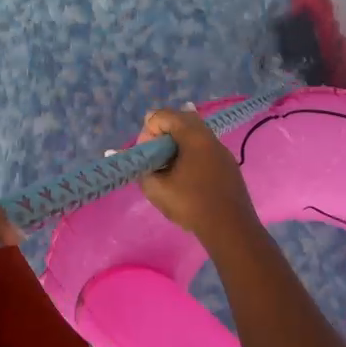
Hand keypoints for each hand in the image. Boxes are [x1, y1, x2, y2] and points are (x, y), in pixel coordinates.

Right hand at [137, 106, 259, 248]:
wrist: (232, 231)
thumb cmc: (192, 205)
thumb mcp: (156, 188)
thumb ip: (137, 167)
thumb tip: (113, 152)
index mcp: (193, 136)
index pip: (162, 115)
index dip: (148, 131)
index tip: (147, 155)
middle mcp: (209, 137)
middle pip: (181, 118)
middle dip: (163, 133)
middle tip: (156, 156)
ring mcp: (222, 151)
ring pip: (195, 133)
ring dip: (178, 143)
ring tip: (170, 167)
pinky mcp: (228, 165)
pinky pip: (205, 147)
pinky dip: (191, 153)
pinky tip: (187, 175)